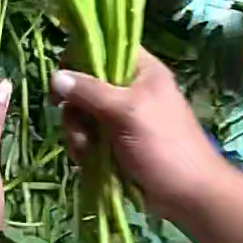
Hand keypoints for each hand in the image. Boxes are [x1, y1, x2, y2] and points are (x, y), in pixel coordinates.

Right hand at [51, 50, 233, 217]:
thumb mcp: (126, 112)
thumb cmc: (164, 146)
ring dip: (78, 131)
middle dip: (76, 107)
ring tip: (86, 150)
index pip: (104, 47)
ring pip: (83, 111)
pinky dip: (83, 145)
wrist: (188, 196)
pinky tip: (86, 159)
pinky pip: (87, 133)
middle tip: (77, 125)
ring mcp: (121, 115)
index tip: (63, 79)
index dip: (80, 58)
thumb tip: (55, 76)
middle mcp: (130, 87)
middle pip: (85, 83)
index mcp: (141, 69)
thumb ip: (90, 91)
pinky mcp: (115, 139)